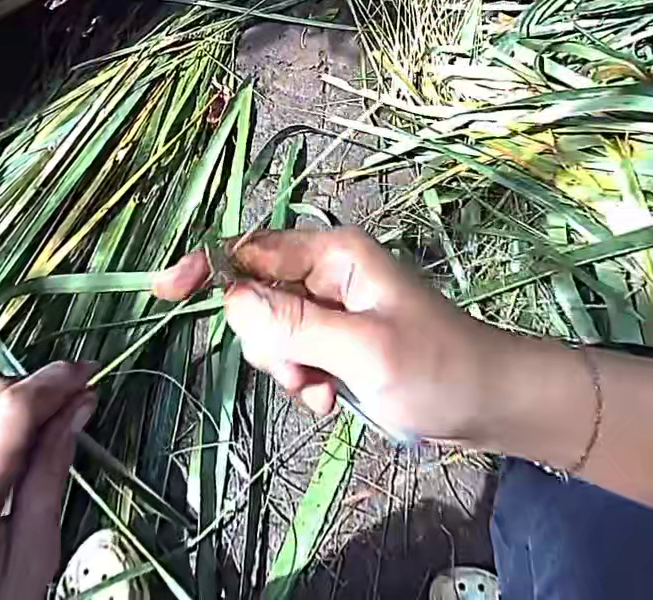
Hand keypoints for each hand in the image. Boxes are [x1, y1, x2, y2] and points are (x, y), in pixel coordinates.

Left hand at [0, 363, 95, 599]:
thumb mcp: (28, 566)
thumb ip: (49, 477)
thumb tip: (78, 406)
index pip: (7, 412)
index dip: (54, 382)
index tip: (92, 372)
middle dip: (36, 388)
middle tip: (76, 399)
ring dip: (10, 406)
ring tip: (46, 426)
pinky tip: (5, 453)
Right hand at [153, 227, 527, 443]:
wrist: (486, 402)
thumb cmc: (436, 367)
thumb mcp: (364, 349)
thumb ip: (296, 324)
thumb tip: (231, 299)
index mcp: (334, 253)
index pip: (254, 249)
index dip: (209, 266)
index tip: (166, 290)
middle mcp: (326, 271)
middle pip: (255, 296)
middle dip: (268, 342)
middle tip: (304, 373)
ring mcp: (328, 305)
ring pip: (269, 331)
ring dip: (286, 367)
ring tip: (324, 388)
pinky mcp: (332, 336)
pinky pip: (290, 354)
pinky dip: (300, 379)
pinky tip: (329, 397)